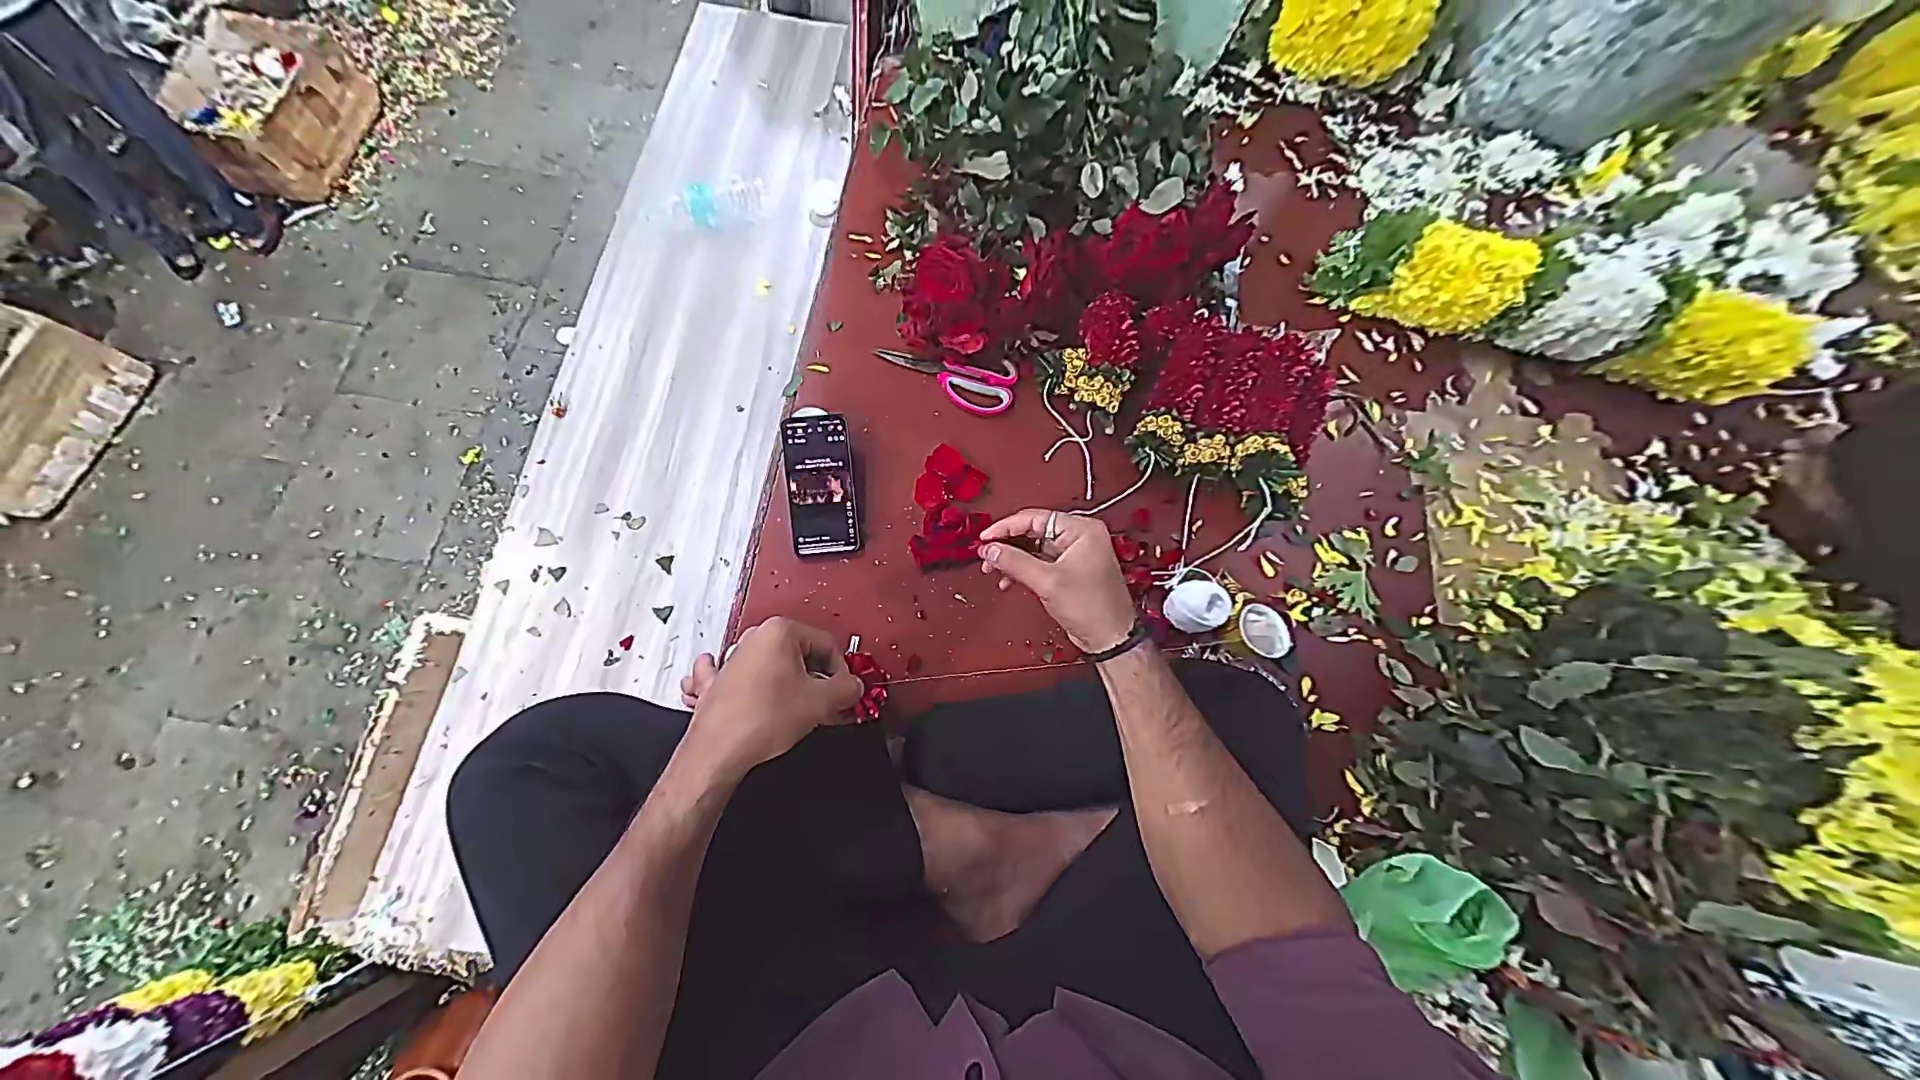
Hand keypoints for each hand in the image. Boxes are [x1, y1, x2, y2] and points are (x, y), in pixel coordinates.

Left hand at [683, 618, 864, 779]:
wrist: (716, 752)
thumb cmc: (759, 721)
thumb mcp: (820, 703)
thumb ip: (847, 689)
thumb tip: (853, 687)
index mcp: (780, 631)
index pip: (827, 645)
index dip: (841, 672)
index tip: (843, 692)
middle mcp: (754, 637)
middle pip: (802, 655)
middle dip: (817, 681)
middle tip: (826, 705)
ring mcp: (733, 658)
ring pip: (775, 666)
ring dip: (790, 686)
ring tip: (798, 712)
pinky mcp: (717, 681)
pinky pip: (738, 676)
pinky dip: (748, 685)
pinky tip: (752, 695)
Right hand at [978, 509, 1136, 652]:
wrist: (1110, 637)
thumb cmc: (1093, 608)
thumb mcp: (1047, 581)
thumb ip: (1014, 561)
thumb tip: (991, 549)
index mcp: (1082, 529)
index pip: (1036, 517)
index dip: (1007, 527)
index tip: (986, 537)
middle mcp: (1081, 536)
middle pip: (1034, 531)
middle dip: (1008, 544)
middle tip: (987, 554)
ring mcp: (1076, 553)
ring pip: (1035, 547)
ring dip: (1013, 558)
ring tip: (994, 569)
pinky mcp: (1071, 569)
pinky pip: (1041, 561)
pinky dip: (1024, 568)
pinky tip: (1009, 579)